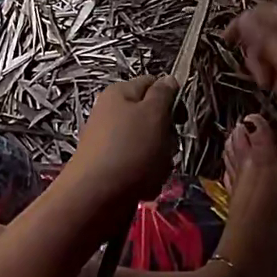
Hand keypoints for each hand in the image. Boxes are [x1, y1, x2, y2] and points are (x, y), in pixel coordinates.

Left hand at [57, 75, 176, 220]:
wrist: (95, 197)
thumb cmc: (130, 149)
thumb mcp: (154, 114)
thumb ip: (164, 94)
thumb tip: (168, 79)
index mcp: (119, 93)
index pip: (152, 83)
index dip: (170, 97)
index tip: (181, 117)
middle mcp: (110, 114)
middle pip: (151, 117)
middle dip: (166, 134)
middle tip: (168, 147)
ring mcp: (108, 142)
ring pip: (147, 145)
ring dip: (158, 159)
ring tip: (154, 171)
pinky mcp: (109, 168)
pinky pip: (137, 166)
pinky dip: (145, 176)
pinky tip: (144, 186)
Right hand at [224, 3, 276, 127]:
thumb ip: (265, 39)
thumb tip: (241, 19)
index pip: (261, 12)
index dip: (241, 25)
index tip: (226, 42)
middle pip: (263, 31)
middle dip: (257, 55)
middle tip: (263, 79)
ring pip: (270, 49)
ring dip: (266, 69)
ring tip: (276, 87)